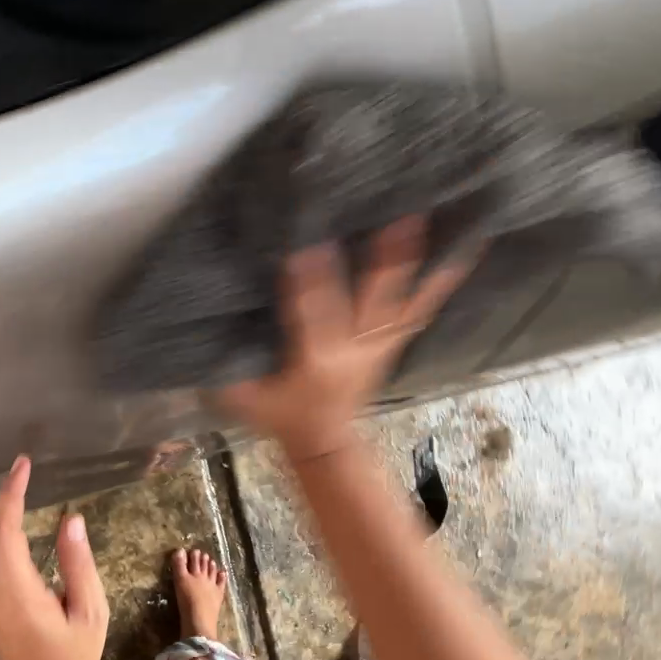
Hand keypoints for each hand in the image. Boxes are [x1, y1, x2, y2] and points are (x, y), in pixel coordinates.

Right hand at [221, 216, 474, 460]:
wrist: (326, 441)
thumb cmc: (281, 416)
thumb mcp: (245, 400)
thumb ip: (223, 374)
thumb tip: (193, 341)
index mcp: (314, 361)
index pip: (310, 315)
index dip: (308, 282)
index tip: (307, 246)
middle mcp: (353, 350)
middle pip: (370, 301)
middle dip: (382, 262)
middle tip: (398, 219)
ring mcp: (378, 345)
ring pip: (400, 300)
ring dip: (416, 262)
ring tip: (433, 219)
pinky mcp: (392, 342)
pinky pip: (419, 308)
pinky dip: (443, 279)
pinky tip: (466, 248)